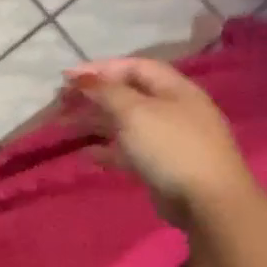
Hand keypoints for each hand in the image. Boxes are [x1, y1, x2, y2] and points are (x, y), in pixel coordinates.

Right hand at [63, 57, 257, 228]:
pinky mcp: (161, 163)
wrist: (205, 199)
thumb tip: (81, 77)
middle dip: (94, 96)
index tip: (67, 78)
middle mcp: (173, 109)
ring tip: (64, 127)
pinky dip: (105, 149)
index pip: (136, 67)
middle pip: (128, 94)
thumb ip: (106, 92)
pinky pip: (128, 150)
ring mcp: (168, 138)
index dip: (101, 68)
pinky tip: (86, 155)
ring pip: (125, 122)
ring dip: (94, 122)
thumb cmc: (170, 147)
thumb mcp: (135, 112)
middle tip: (61, 102)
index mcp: (174, 90)